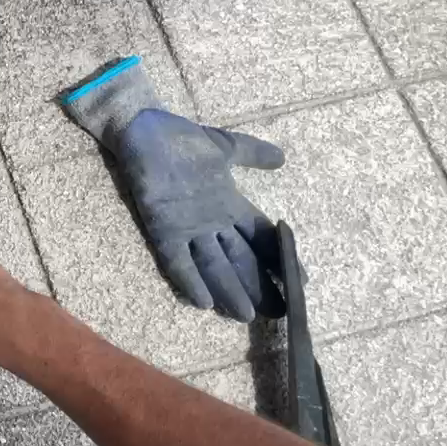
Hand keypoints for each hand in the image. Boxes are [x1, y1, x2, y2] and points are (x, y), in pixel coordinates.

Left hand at [113, 110, 286, 321]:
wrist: (144, 130)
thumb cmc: (181, 138)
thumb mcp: (224, 146)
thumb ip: (252, 154)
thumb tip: (282, 158)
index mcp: (229, 204)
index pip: (261, 238)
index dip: (280, 258)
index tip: (301, 281)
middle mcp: (210, 221)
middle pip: (240, 258)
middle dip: (258, 286)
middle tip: (277, 314)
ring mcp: (187, 226)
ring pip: (212, 264)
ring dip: (228, 290)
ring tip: (245, 315)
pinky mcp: (161, 226)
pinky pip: (177, 257)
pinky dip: (189, 279)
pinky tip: (202, 301)